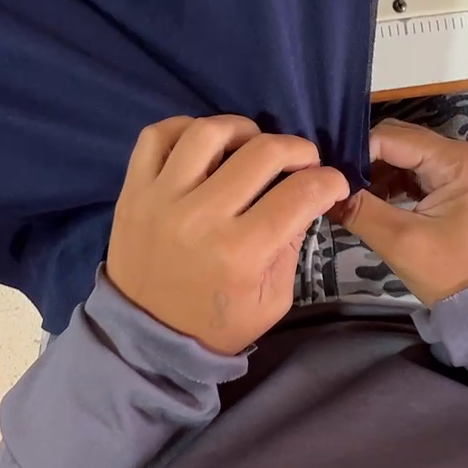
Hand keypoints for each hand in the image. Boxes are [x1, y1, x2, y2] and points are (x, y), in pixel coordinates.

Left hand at [106, 115, 350, 353]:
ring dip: (243, 128)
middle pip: (262, 152)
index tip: (334, 182)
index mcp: (241, 252)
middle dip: (298, 149)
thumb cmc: (215, 325)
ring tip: (254, 143)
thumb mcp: (271, 300)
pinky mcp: (133, 190)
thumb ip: (291, 245)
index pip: (300, 194)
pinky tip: (205, 143)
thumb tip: (306, 196)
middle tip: (304, 160)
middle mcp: (201, 217)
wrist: (144, 340)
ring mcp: (161, 199)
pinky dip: (184, 127)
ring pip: (208, 132)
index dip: (329, 181)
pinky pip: (156, 136)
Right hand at [331, 119, 467, 305]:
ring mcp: (457, 166)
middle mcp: (460, 153)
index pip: (391, 138)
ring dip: (374, 172)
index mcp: (456, 160)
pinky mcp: (451, 181)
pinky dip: (388, 181)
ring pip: (401, 153)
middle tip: (334, 184)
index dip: (356, 153)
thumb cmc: (451, 272)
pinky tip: (369, 201)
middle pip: (397, 139)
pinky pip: (411, 169)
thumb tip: (321, 190)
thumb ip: (359, 210)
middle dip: (363, 160)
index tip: (327, 175)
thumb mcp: (400, 242)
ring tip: (349, 195)